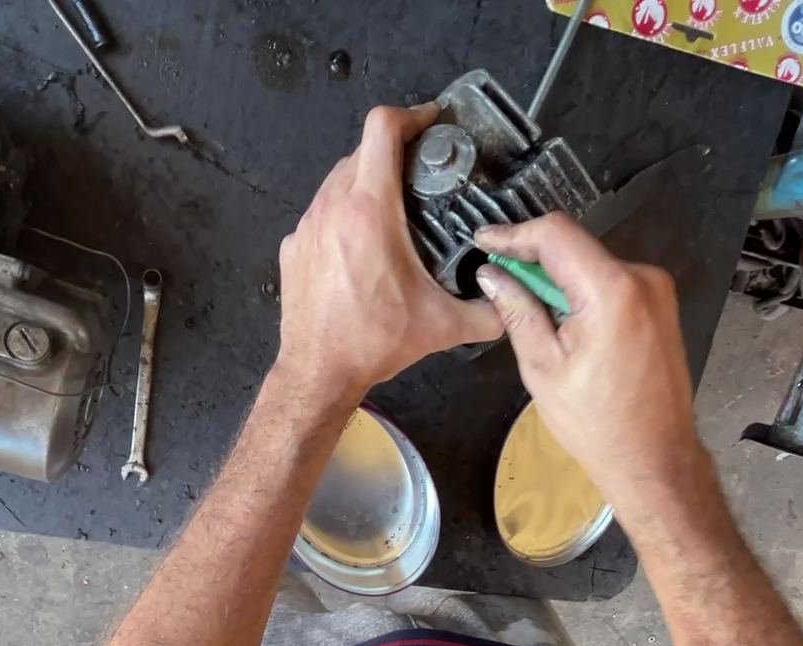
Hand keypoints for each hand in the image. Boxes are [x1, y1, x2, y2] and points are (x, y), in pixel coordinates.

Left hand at [276, 104, 501, 396]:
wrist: (318, 372)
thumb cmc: (372, 343)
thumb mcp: (440, 327)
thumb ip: (486, 314)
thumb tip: (510, 307)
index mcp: (369, 211)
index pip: (383, 129)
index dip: (411, 116)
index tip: (430, 124)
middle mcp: (332, 208)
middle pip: (360, 152)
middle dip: (391, 155)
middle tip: (420, 175)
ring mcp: (307, 228)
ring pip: (336, 183)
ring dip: (364, 184)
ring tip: (391, 209)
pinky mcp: (292, 249)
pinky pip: (319, 216)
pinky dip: (341, 218)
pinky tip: (359, 247)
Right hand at [473, 214, 707, 509]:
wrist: (652, 456)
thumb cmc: (595, 422)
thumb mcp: (542, 367)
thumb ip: (517, 310)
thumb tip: (491, 274)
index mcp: (611, 291)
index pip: (556, 234)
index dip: (514, 233)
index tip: (484, 241)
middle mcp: (642, 279)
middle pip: (574, 249)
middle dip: (533, 262)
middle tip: (499, 283)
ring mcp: (657, 291)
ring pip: (591, 267)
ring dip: (557, 282)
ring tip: (534, 318)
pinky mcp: (660, 305)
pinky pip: (611, 285)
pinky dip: (581, 295)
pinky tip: (566, 328)